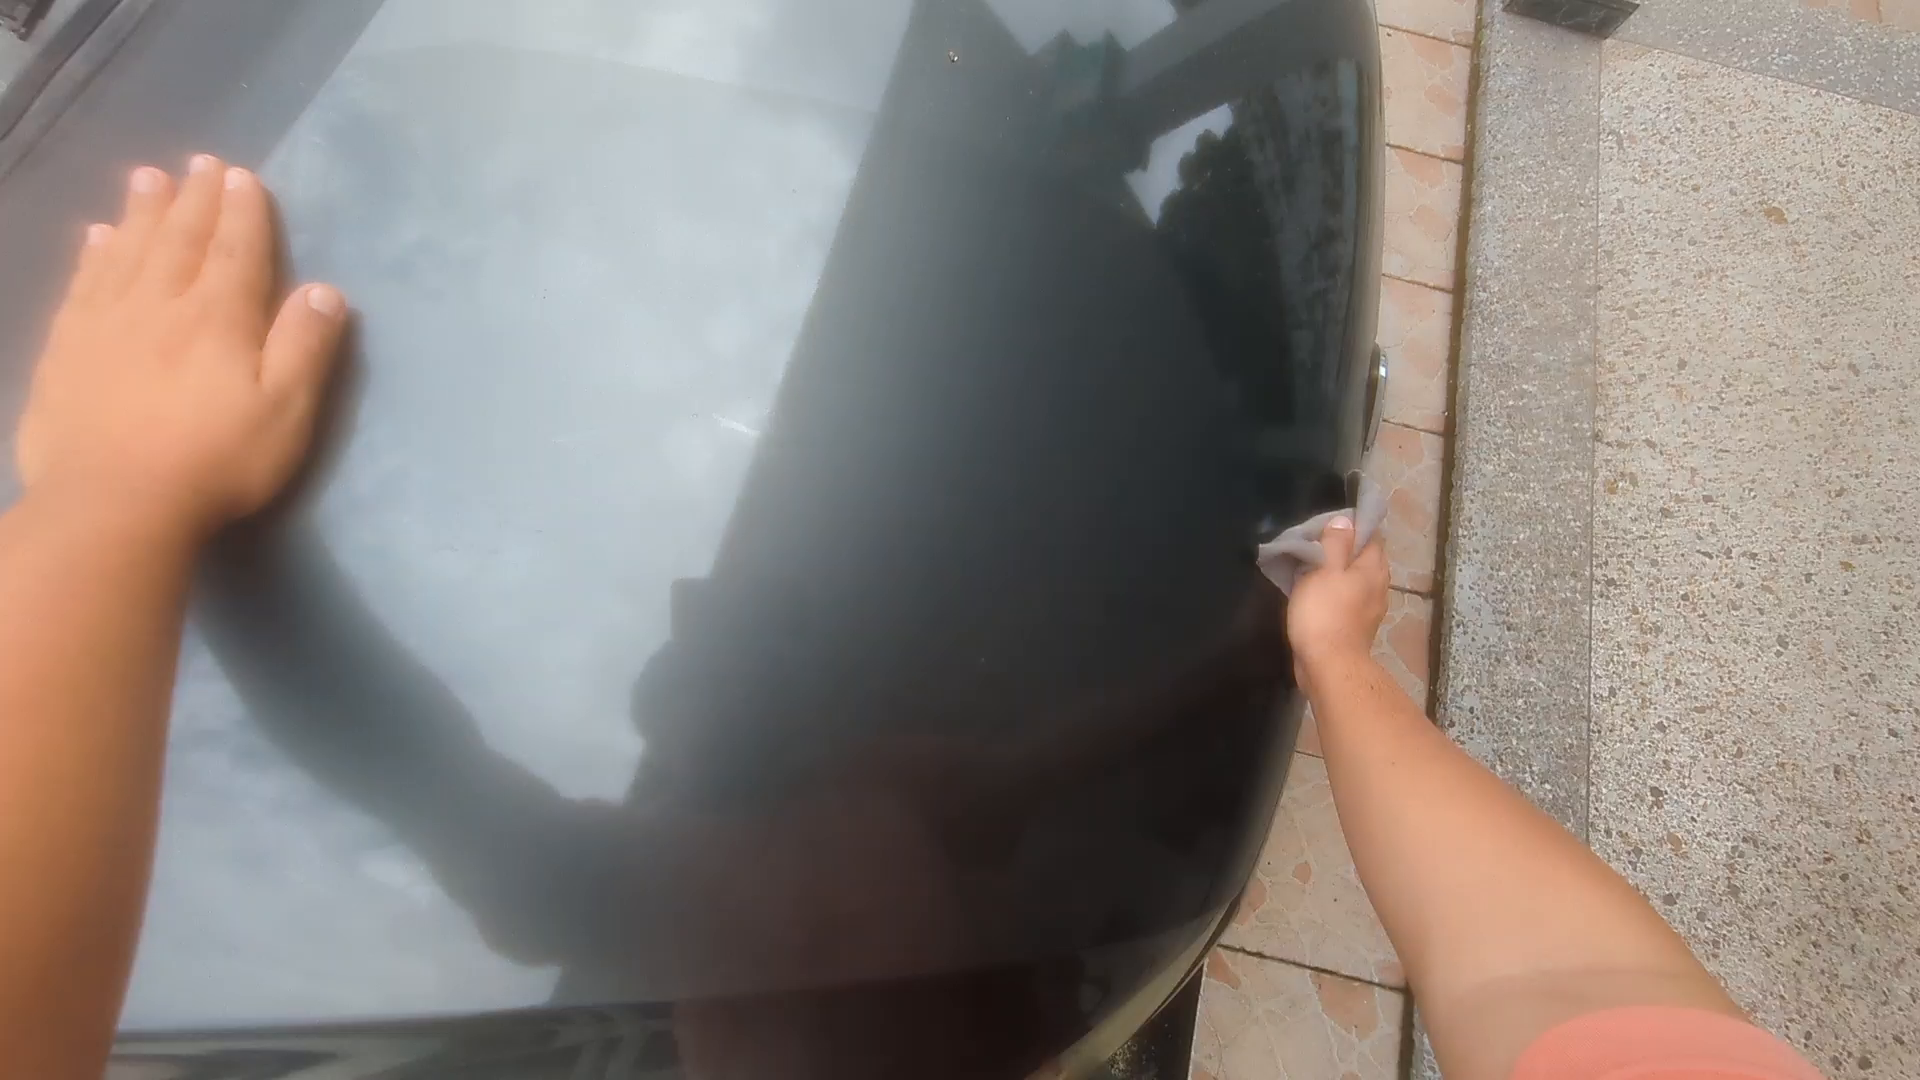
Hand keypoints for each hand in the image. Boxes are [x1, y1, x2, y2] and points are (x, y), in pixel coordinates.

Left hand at [16, 155, 347, 540]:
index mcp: (217, 321)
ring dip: (144, 214)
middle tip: (202, 164)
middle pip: (179, 243)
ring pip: (128, 254)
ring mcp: (106, 325)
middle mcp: (159, 308)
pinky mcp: (69, 349)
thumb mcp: (288, 407)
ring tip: (151, 179)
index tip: (244, 178)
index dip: (243, 216)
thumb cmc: (222, 456)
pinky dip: (96, 253)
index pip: (236, 255)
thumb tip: (325, 292)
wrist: (116, 501)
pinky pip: (85, 284)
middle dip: (195, 202)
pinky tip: (99, 236)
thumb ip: (307, 347)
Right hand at [1285, 516, 1388, 692]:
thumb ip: (1335, 544)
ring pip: (1359, 579)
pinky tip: (1321, 593)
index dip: (1355, 526)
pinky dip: (1338, 590)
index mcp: (1372, 569)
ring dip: (1342, 570)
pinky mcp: (1358, 625)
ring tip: (1316, 566)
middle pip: (1367, 558)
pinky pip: (1350, 598)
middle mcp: (1378, 586)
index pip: (1372, 536)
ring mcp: (1370, 608)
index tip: (1331, 522)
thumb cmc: (1324, 613)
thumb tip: (1344, 520)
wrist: (1329, 664)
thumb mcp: (1324, 571)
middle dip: (1348, 547)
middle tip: (1319, 541)